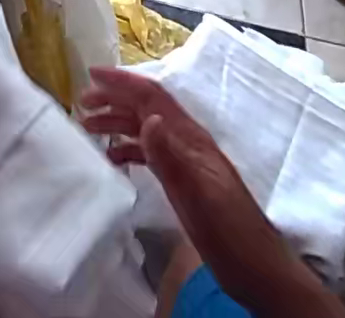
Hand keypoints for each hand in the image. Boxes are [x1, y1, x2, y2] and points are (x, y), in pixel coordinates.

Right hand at [80, 67, 344, 317]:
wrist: (262, 272)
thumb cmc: (231, 233)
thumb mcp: (198, 196)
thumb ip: (172, 158)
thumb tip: (148, 117)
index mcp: (191, 138)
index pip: (153, 97)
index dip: (123, 82)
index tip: (94, 73)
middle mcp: (187, 141)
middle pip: (146, 108)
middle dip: (114, 99)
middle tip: (82, 102)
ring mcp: (187, 160)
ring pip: (146, 128)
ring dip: (118, 122)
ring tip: (88, 125)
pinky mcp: (184, 180)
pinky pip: (151, 152)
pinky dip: (129, 148)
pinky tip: (114, 157)